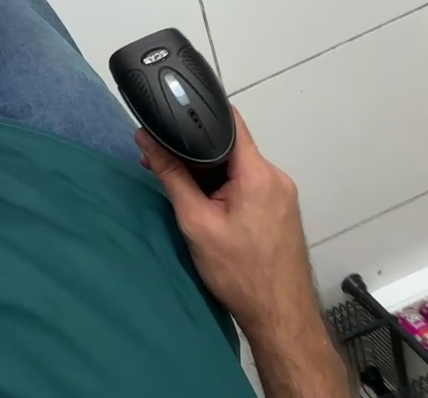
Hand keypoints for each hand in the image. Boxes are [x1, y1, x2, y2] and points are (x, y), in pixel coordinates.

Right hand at [137, 110, 318, 327]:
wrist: (280, 319)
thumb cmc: (238, 271)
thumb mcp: (195, 220)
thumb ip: (171, 174)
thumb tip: (146, 139)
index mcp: (259, 173)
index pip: (230, 122)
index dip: (199, 111)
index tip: (171, 108)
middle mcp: (276, 177)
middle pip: (229, 146)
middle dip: (194, 149)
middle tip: (160, 157)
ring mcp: (281, 194)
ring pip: (236, 166)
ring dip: (207, 170)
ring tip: (175, 181)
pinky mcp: (280, 209)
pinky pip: (246, 183)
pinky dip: (222, 185)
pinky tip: (202, 200)